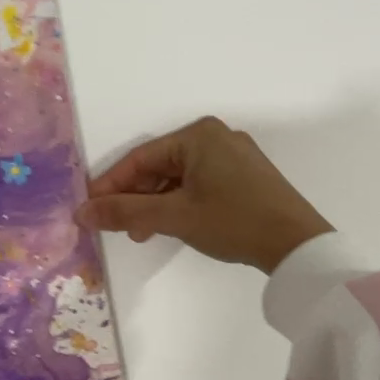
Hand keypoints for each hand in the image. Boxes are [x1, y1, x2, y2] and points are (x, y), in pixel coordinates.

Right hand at [77, 116, 332, 272]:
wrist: (297, 244)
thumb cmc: (233, 221)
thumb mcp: (174, 217)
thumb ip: (125, 212)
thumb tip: (82, 213)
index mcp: (198, 135)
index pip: (140, 158)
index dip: (111, 185)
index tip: (89, 209)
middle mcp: (216, 137)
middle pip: (159, 166)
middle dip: (135, 197)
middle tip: (116, 226)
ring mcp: (234, 156)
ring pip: (179, 177)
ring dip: (156, 204)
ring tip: (142, 233)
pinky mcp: (245, 176)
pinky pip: (199, 183)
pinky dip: (180, 203)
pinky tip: (171, 225)